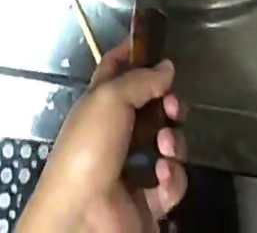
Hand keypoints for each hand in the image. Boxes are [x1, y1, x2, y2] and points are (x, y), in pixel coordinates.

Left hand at [18, 39, 187, 232]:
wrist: (83, 212)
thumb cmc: (90, 144)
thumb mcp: (110, 98)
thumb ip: (141, 80)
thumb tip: (167, 66)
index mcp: (101, 101)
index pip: (118, 68)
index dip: (134, 54)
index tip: (156, 45)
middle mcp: (118, 130)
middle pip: (152, 107)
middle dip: (168, 104)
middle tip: (173, 108)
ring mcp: (135, 165)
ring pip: (168, 143)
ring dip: (173, 143)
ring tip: (164, 149)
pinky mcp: (150, 199)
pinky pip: (172, 181)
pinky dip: (172, 178)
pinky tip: (162, 176)